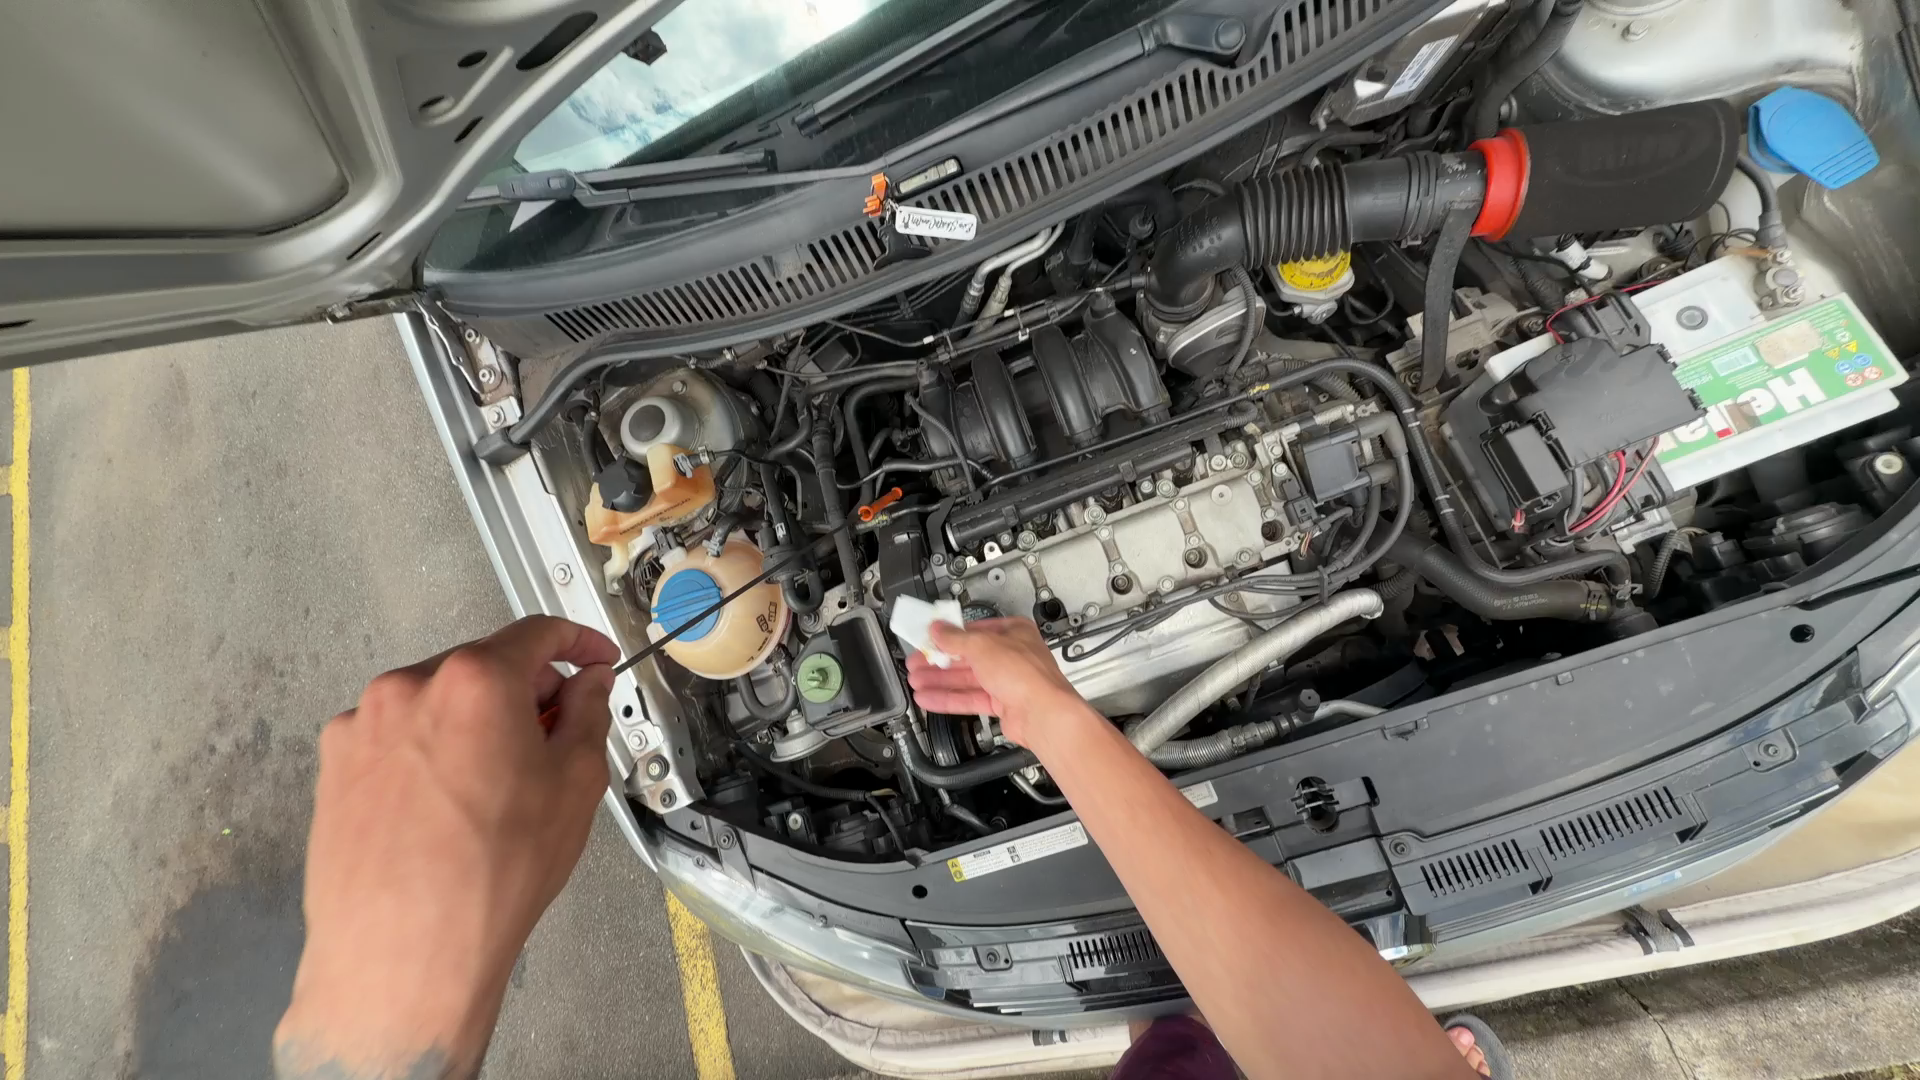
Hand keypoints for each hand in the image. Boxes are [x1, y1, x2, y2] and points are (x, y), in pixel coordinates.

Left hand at [275, 616, 618, 1079]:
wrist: (404, 955)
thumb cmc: (498, 866)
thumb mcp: (578, 777)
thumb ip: (590, 710)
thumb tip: (589, 682)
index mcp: (477, 680)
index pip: (539, 632)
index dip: (580, 642)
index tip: (596, 659)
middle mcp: (410, 687)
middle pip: (488, 664)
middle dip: (530, 688)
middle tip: (557, 731)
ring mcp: (362, 726)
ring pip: (443, 698)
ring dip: (481, 717)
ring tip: (503, 776)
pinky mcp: (333, 766)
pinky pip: (401, 732)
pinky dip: (437, 744)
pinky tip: (455, 797)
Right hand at [905, 617, 1097, 751]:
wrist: (1043, 713)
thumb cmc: (1026, 674)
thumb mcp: (982, 645)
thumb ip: (955, 638)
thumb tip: (938, 629)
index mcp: (1013, 632)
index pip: (974, 630)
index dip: (949, 635)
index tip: (928, 638)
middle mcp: (1011, 655)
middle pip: (968, 656)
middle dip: (939, 661)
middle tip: (916, 662)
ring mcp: (1007, 681)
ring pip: (967, 679)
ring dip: (940, 680)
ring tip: (916, 681)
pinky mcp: (1002, 704)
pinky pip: (969, 699)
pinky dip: (948, 699)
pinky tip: (930, 698)